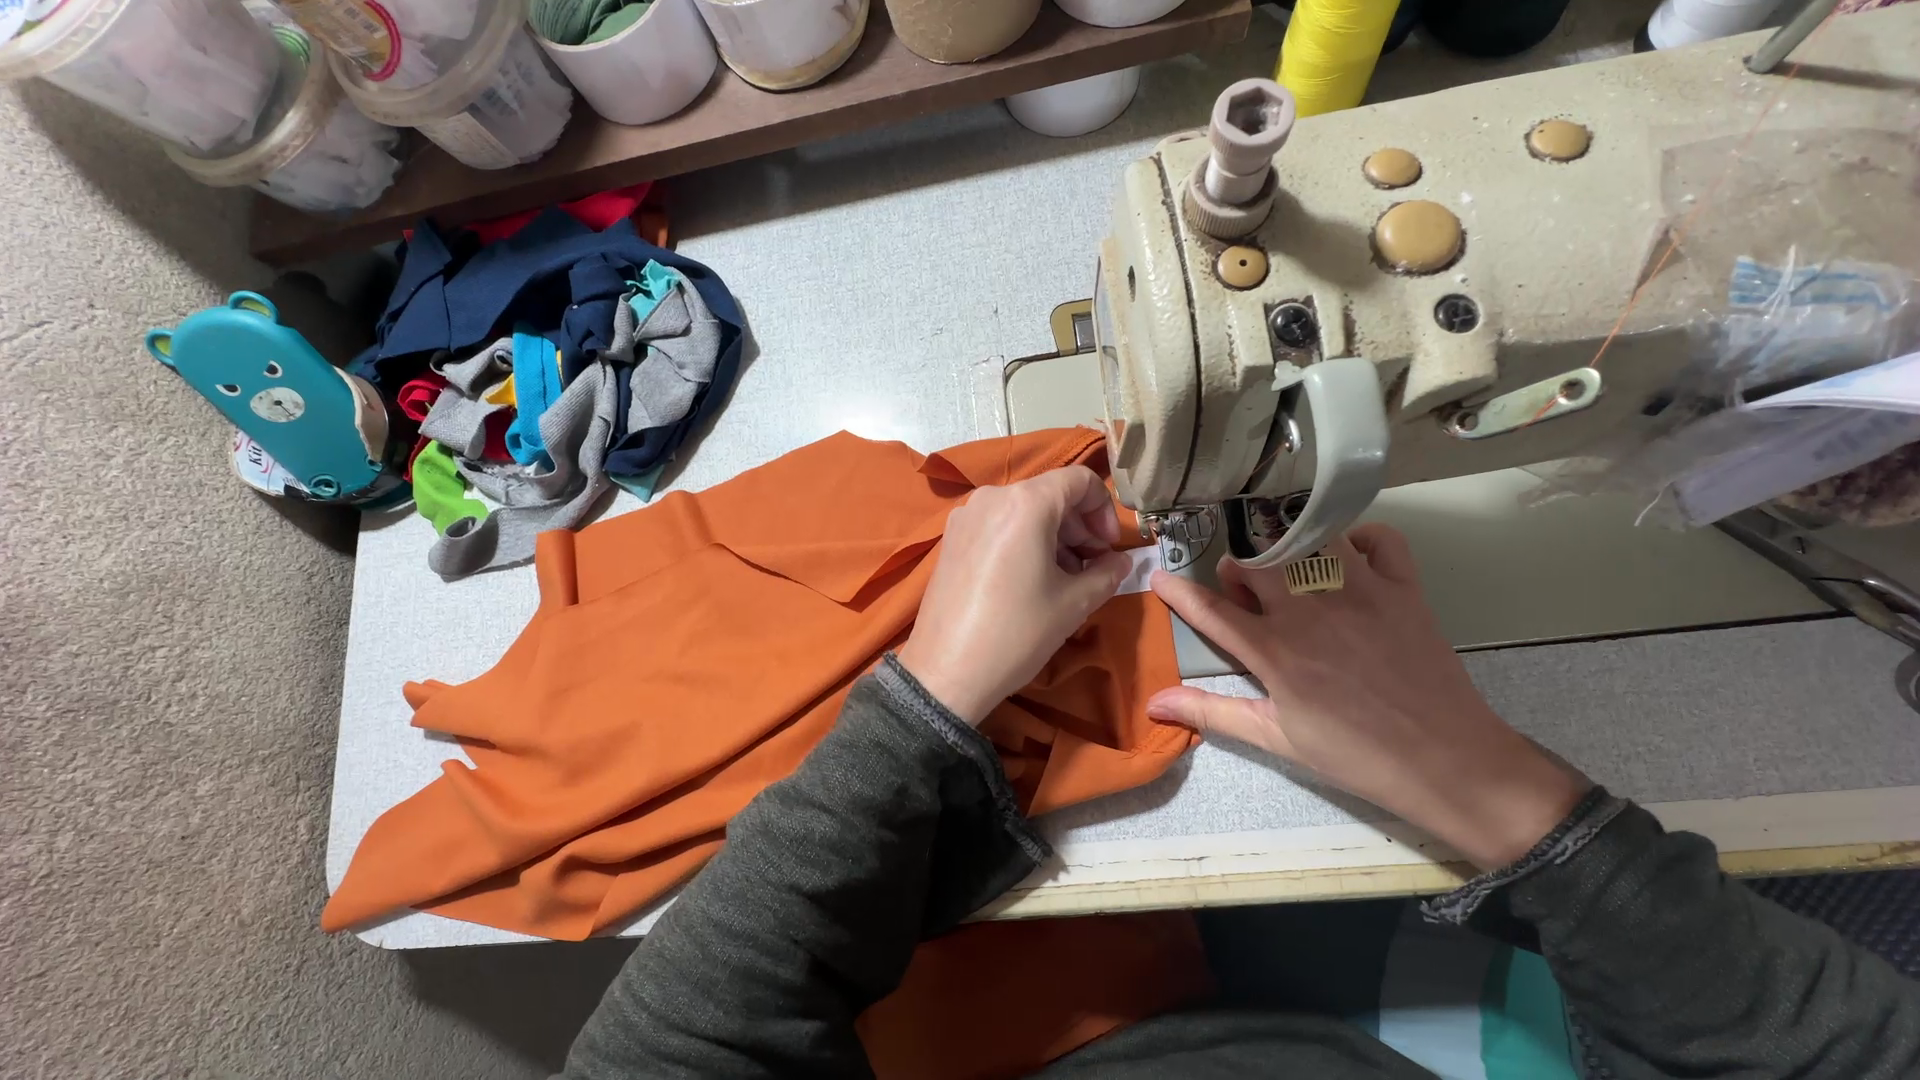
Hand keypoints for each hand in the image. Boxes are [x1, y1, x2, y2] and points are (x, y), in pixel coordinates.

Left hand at [898, 466, 1134, 725]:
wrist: (946, 672)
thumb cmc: (1016, 633)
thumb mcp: (1074, 603)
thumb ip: (1106, 573)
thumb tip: (1120, 562)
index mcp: (1025, 503)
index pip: (1080, 480)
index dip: (1104, 510)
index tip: (1109, 548)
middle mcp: (992, 497)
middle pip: (1050, 494)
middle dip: (1080, 527)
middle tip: (1094, 568)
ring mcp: (966, 517)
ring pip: (1024, 511)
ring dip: (1054, 537)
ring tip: (1065, 579)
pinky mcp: (951, 539)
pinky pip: (999, 526)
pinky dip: (1024, 542)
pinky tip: (1031, 580)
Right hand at [1148, 524, 1589, 870]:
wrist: (1447, 760)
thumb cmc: (1354, 754)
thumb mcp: (1276, 738)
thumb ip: (1213, 713)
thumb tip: (1154, 703)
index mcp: (1274, 650)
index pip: (1211, 610)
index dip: (1178, 591)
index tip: (1159, 575)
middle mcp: (1310, 610)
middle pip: (1258, 562)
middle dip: (1239, 565)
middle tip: (1242, 581)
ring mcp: (1360, 592)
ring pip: (1311, 541)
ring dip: (1290, 546)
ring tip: (1289, 563)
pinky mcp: (1403, 588)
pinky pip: (1380, 539)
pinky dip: (1361, 537)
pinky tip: (1349, 555)